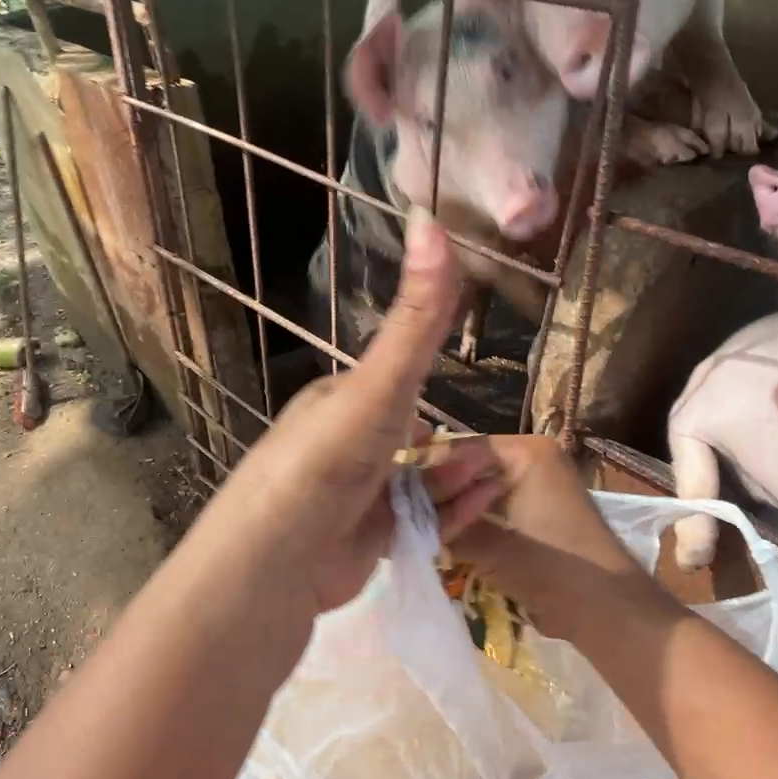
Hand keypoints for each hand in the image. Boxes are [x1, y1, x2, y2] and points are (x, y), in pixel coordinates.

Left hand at [181, 207, 462, 618]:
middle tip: (495, 447)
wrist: (281, 558)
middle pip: (409, 439)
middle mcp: (346, 449)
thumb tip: (433, 220)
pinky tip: (483, 502)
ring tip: (497, 473)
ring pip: (418, 482)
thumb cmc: (329, 458)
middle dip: (450, 443)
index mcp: (339, 404)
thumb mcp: (379, 383)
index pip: (391, 388)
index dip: (426, 388)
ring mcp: (357, 500)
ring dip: (456, 477)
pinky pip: (420, 522)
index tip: (467, 392)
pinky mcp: (367, 544)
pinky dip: (452, 512)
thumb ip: (416, 318)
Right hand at [420, 435, 685, 645]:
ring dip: (448, 511)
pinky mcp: (533, 514)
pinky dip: (466, 524)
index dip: (423, 472)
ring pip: (473, 491)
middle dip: (435, 494)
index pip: (459, 449)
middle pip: (465, 468)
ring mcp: (533, 486)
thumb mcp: (491, 547)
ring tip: (408, 527)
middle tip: (395, 514)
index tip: (388, 495)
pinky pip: (488, 510)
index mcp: (526, 452)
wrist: (608, 612)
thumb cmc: (554, 568)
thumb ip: (444, 527)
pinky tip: (437, 540)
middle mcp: (530, 459)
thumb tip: (398, 518)